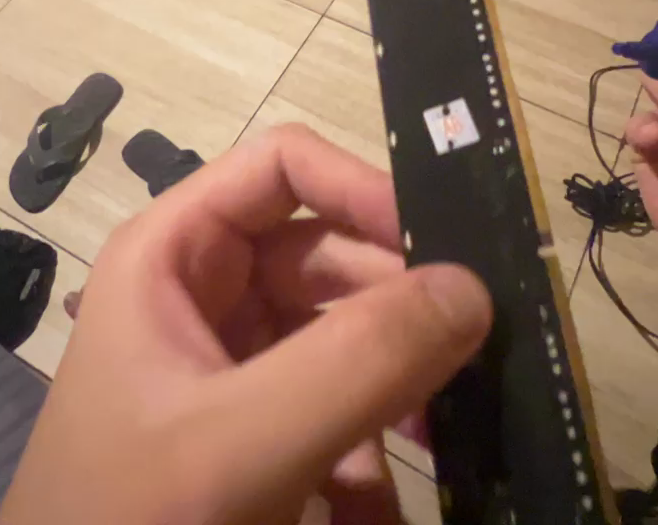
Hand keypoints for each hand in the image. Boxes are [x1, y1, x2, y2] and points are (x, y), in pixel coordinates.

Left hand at [0, 124, 491, 524]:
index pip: (284, 167)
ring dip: (400, 381)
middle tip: (480, 351)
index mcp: (177, 253)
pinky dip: (373, 451)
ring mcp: (237, 364)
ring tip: (452, 434)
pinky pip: (340, 410)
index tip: (443, 246)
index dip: (362, 186)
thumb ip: (357, 362)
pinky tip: (381, 512)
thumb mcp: (237, 445)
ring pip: (347, 333)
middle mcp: (210, 292)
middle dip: (400, 303)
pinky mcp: (261, 432)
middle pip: (331, 252)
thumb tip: (473, 288)